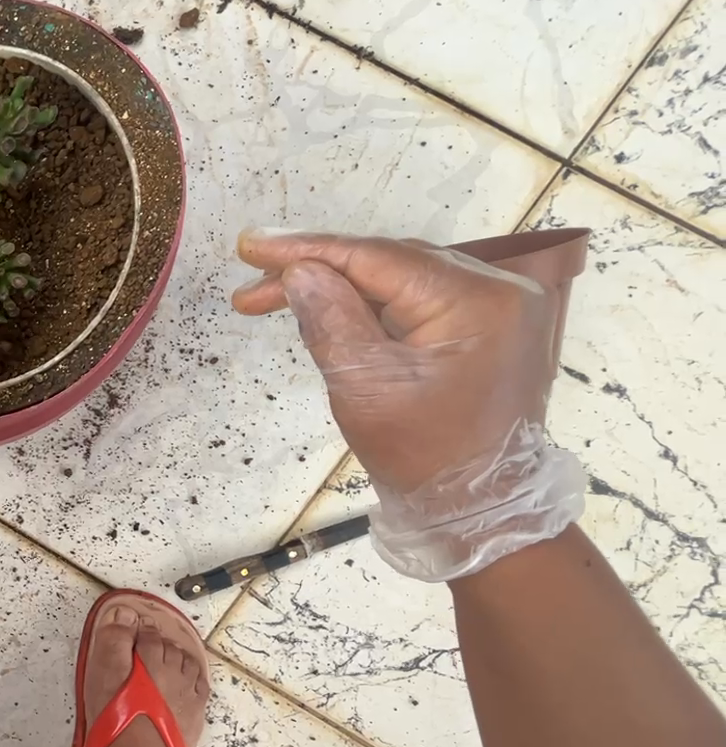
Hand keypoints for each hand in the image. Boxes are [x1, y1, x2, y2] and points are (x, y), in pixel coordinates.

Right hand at [233, 229, 584, 580]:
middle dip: (313, 268)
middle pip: (386, 261)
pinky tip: (324, 307)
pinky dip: (363, 299)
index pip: (374, 258)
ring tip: (271, 296)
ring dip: (334, 283)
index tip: (248, 246)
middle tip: (248, 287)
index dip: (305, 250)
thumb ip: (329, 319)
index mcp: (474, 299)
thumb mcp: (362, 385)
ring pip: (397, 276)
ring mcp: (497, 304)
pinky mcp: (486, 324)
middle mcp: (498, 287)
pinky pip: (413, 297)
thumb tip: (299, 271)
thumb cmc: (417, 448)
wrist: (476, 500)